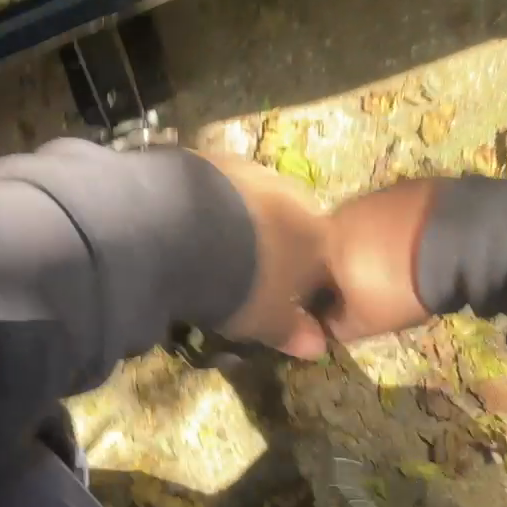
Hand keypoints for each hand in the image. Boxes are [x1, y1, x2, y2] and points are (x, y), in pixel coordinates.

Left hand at [203, 153, 331, 358]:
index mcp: (317, 235)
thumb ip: (294, 332)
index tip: (277, 298)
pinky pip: (218, 187)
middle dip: (271, 246)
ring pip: (254, 202)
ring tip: (207, 248)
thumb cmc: (242, 284)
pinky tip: (186, 223)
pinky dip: (209, 204)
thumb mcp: (268, 321)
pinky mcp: (214, 159)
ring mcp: (253, 172)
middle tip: (239, 272)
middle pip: (289, 224)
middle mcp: (294, 196)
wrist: (189, 231)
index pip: (320, 259)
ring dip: (238, 221)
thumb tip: (316, 348)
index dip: (300, 281)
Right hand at [318, 178, 446, 343]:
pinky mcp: (412, 186)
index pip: (311, 270)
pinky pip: (399, 213)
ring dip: (378, 244)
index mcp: (326, 240)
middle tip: (375, 287)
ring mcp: (381, 193)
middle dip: (352, 265)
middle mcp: (345, 209)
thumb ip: (335, 326)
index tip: (342, 307)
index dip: (324, 292)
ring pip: (370, 225)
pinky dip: (404, 229)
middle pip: (340, 243)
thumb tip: (323, 326)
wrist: (459, 244)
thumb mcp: (364, 321)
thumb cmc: (400, 285)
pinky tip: (422, 246)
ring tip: (403, 266)